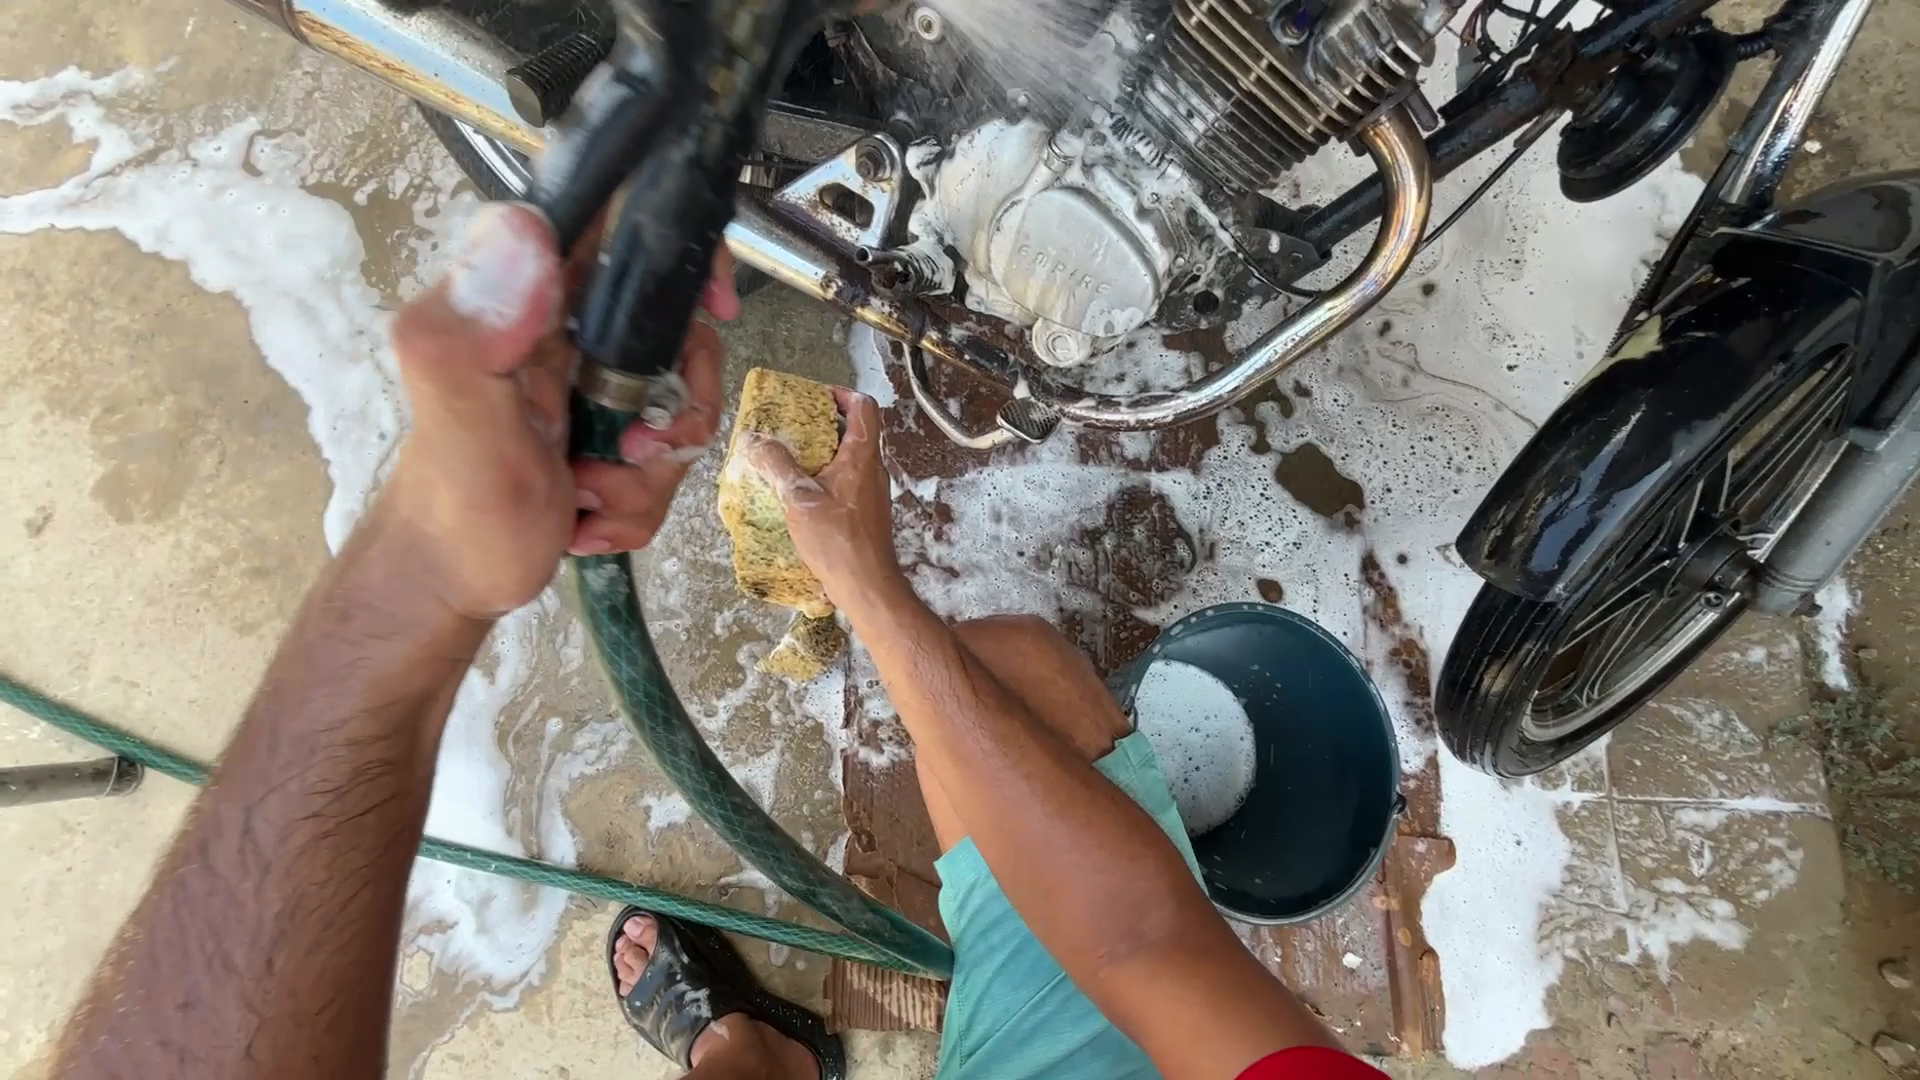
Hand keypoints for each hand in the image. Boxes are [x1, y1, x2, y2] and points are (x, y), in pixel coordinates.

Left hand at [383, 201, 737, 618]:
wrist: (454, 584)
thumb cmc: (456, 513)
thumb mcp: (460, 426)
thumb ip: (474, 335)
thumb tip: (527, 234)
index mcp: (531, 307)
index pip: (617, 233)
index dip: (683, 255)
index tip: (717, 308)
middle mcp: (570, 342)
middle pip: (681, 340)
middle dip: (684, 408)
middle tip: (645, 450)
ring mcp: (596, 397)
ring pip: (681, 412)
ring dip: (654, 474)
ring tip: (597, 500)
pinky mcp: (610, 443)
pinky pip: (667, 462)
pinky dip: (642, 504)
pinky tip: (590, 522)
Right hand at [745, 388, 905, 610]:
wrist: (866, 584)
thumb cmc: (837, 540)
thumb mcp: (799, 498)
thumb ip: (776, 465)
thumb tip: (753, 439)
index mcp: (862, 456)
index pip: (864, 407)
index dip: (843, 394)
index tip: (816, 397)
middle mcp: (873, 469)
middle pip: (855, 431)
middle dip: (823, 423)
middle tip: (793, 427)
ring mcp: (872, 492)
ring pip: (850, 458)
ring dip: (822, 452)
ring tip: (790, 458)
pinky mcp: (866, 512)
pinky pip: (847, 481)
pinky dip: (826, 476)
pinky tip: (801, 492)